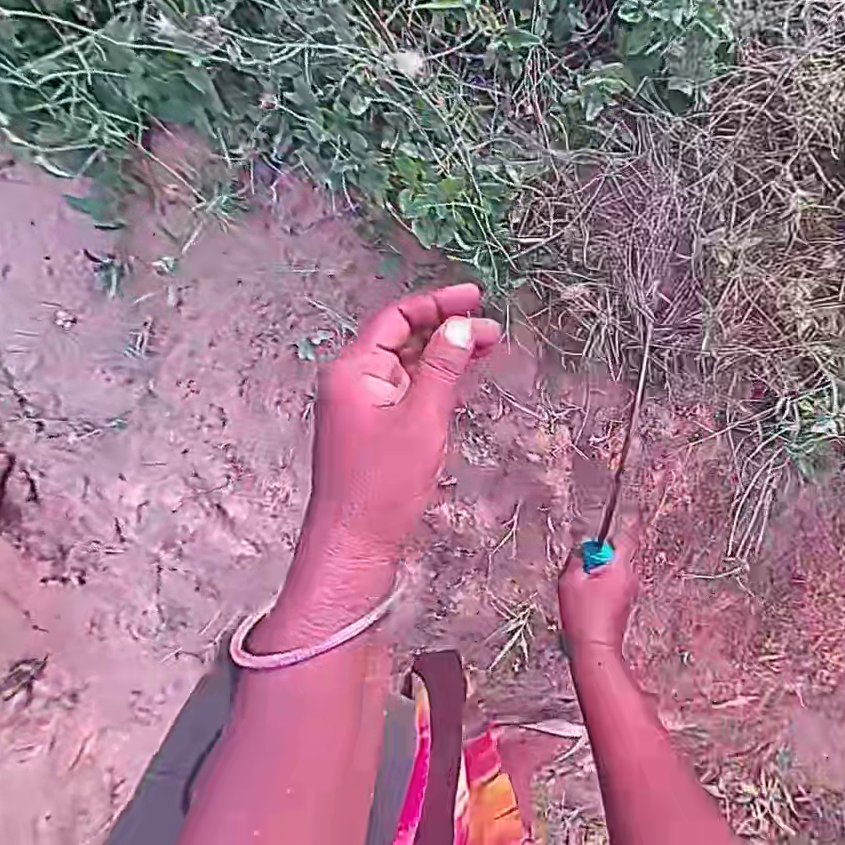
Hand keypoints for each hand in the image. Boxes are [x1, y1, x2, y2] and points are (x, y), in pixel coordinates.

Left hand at [306, 283, 501, 558]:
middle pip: (403, 338)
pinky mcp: (375, 425)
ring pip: (408, 364)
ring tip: (486, 347)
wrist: (354, 546)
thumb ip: (443, 367)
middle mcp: (353, 380)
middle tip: (490, 329)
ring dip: (445, 353)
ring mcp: (363, 404)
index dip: (438, 303)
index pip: (397, 319)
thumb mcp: (422, 418)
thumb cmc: (382, 486)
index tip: (474, 298)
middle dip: (447, 329)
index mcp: (353, 370)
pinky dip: (436, 378)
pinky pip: (408, 388)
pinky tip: (462, 375)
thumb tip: (462, 326)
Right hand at [558, 525, 638, 657]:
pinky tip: (588, 596)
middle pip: (618, 549)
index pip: (628, 535)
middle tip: (584, 564)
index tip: (629, 508)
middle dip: (600, 552)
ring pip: (615, 565)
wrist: (595, 651)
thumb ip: (577, 557)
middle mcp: (630, 576)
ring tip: (585, 585)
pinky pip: (614, 579)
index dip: (627, 519)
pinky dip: (601, 581)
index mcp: (620, 567)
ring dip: (600, 568)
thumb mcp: (571, 580)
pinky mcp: (625, 599)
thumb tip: (582, 545)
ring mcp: (629, 589)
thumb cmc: (585, 620)